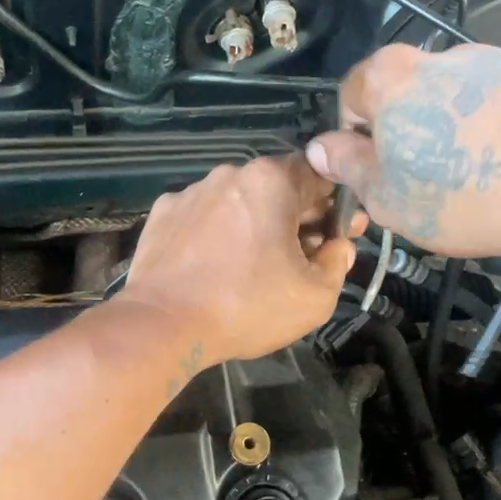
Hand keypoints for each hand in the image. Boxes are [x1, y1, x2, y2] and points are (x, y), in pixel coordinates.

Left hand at [118, 155, 361, 366]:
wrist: (163, 325)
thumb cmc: (247, 306)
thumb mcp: (315, 296)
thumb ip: (337, 263)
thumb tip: (337, 247)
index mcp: (272, 181)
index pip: (319, 176)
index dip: (335, 206)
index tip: (337, 235)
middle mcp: (230, 174)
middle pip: (276, 188)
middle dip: (295, 217)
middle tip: (302, 257)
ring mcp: (191, 192)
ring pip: (238, 202)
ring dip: (253, 225)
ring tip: (252, 267)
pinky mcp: (163, 213)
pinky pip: (203, 218)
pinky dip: (215, 235)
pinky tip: (214, 267)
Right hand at [305, 43, 500, 259]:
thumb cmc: (467, 198)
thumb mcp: (388, 198)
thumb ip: (348, 167)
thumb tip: (322, 147)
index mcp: (393, 78)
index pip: (351, 94)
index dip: (356, 137)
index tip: (374, 170)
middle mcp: (443, 55)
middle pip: (408, 93)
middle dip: (409, 132)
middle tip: (427, 182)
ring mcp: (498, 60)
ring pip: (458, 98)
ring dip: (457, 131)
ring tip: (481, 180)